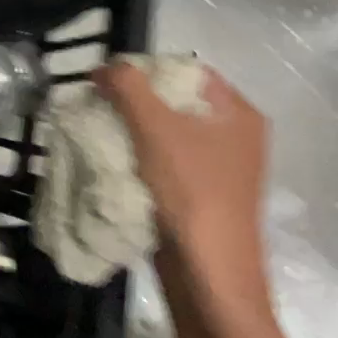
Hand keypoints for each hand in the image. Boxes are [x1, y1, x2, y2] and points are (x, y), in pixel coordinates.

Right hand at [94, 60, 266, 264]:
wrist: (209, 271)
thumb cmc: (191, 190)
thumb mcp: (154, 128)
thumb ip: (127, 86)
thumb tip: (104, 67)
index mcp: (238, 113)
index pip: (187, 69)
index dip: (146, 68)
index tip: (108, 80)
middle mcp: (235, 135)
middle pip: (174, 99)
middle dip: (133, 99)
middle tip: (98, 104)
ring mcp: (219, 165)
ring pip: (166, 129)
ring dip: (132, 128)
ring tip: (101, 130)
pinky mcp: (201, 191)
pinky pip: (165, 157)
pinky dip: (139, 154)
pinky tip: (114, 158)